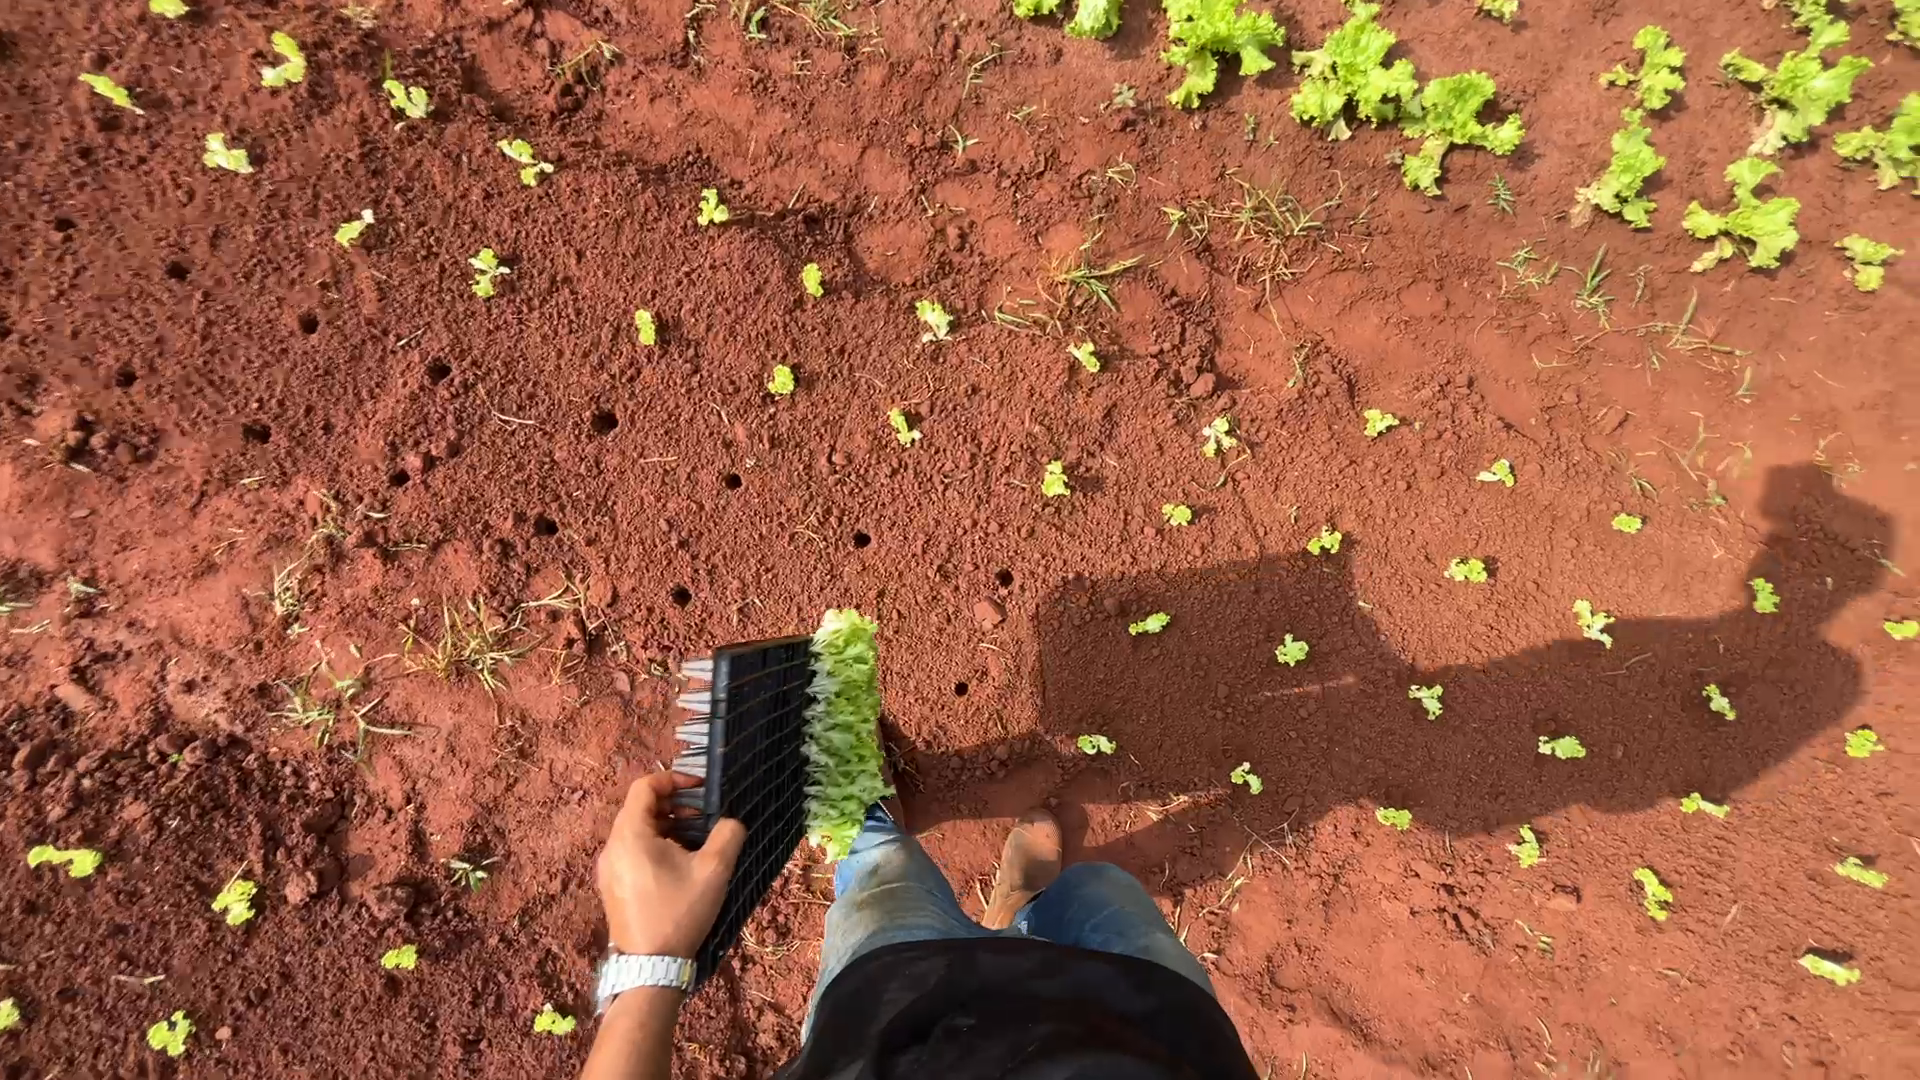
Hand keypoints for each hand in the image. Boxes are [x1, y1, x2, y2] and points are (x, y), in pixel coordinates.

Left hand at [595, 772, 746, 957]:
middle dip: (675, 802)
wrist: (649, 969)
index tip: (700, 787)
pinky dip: (657, 842)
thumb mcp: (714, 869)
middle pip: (640, 807)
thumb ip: (728, 833)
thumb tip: (730, 822)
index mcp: (631, 836)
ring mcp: (609, 869)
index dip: (674, 778)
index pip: (644, 787)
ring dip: (668, 822)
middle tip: (703, 813)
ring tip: (697, 836)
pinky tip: (681, 861)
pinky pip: (633, 849)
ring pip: (637, 828)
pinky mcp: (613, 886)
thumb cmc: (679, 912)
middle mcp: (613, 848)